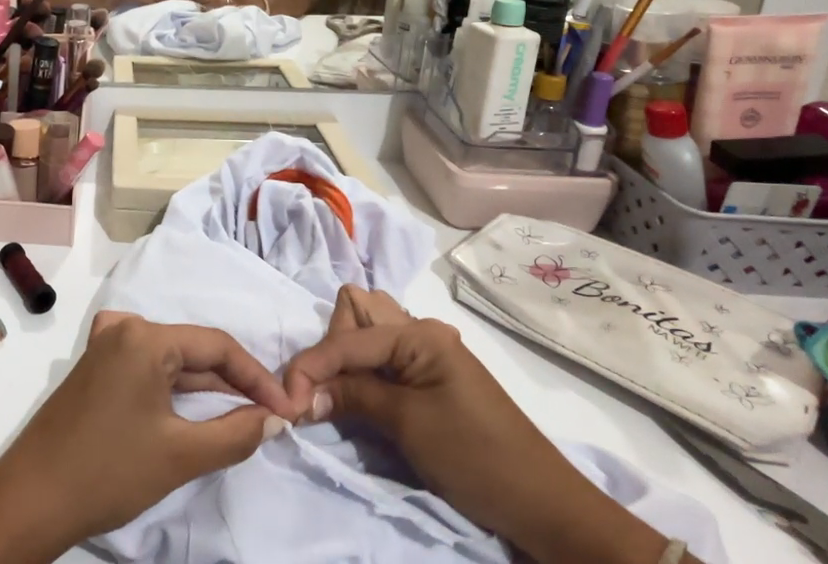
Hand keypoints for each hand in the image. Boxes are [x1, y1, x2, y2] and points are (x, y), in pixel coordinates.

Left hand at [2, 312, 293, 537]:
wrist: (32, 498)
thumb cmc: (109, 471)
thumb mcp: (181, 455)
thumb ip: (235, 432)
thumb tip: (273, 418)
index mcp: (144, 337)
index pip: (217, 346)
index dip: (258, 378)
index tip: (287, 411)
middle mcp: (123, 329)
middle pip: (193, 350)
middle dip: (234, 382)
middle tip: (270, 415)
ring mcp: (104, 349)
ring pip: (170, 362)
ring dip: (206, 387)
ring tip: (244, 413)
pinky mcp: (94, 371)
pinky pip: (146, 369)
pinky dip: (174, 387)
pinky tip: (193, 405)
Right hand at [284, 287, 678, 563]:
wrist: (543, 506)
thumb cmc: (476, 456)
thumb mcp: (408, 424)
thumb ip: (353, 396)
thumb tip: (303, 394)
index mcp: (420, 333)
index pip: (347, 339)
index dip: (311, 366)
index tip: (284, 400)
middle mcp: (422, 334)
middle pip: (353, 321)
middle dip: (325, 354)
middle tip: (312, 395)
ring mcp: (428, 358)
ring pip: (365, 341)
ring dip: (339, 364)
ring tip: (326, 397)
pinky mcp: (430, 384)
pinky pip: (381, 366)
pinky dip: (358, 379)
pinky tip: (349, 400)